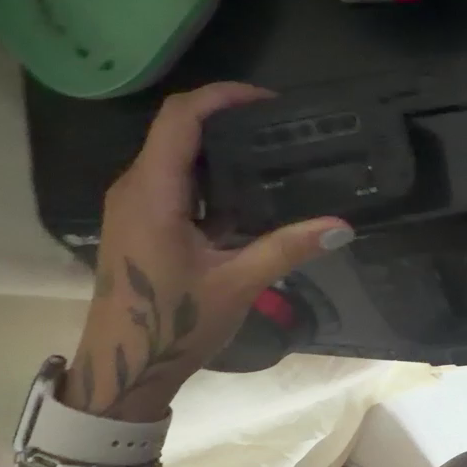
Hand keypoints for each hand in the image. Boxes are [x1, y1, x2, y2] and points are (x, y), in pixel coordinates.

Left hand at [63, 83, 351, 421]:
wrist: (123, 369)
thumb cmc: (173, 325)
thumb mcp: (237, 285)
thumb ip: (288, 248)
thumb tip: (343, 226)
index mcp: (152, 192)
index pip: (180, 117)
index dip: (222, 97)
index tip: (268, 102)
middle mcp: (134, 188)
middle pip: (176, 131)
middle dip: (226, 122)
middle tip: (279, 131)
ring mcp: (131, 207)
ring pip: (173, 158)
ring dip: (217, 154)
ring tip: (269, 159)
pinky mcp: (137, 225)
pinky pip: (171, 184)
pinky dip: (207, 181)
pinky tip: (244, 201)